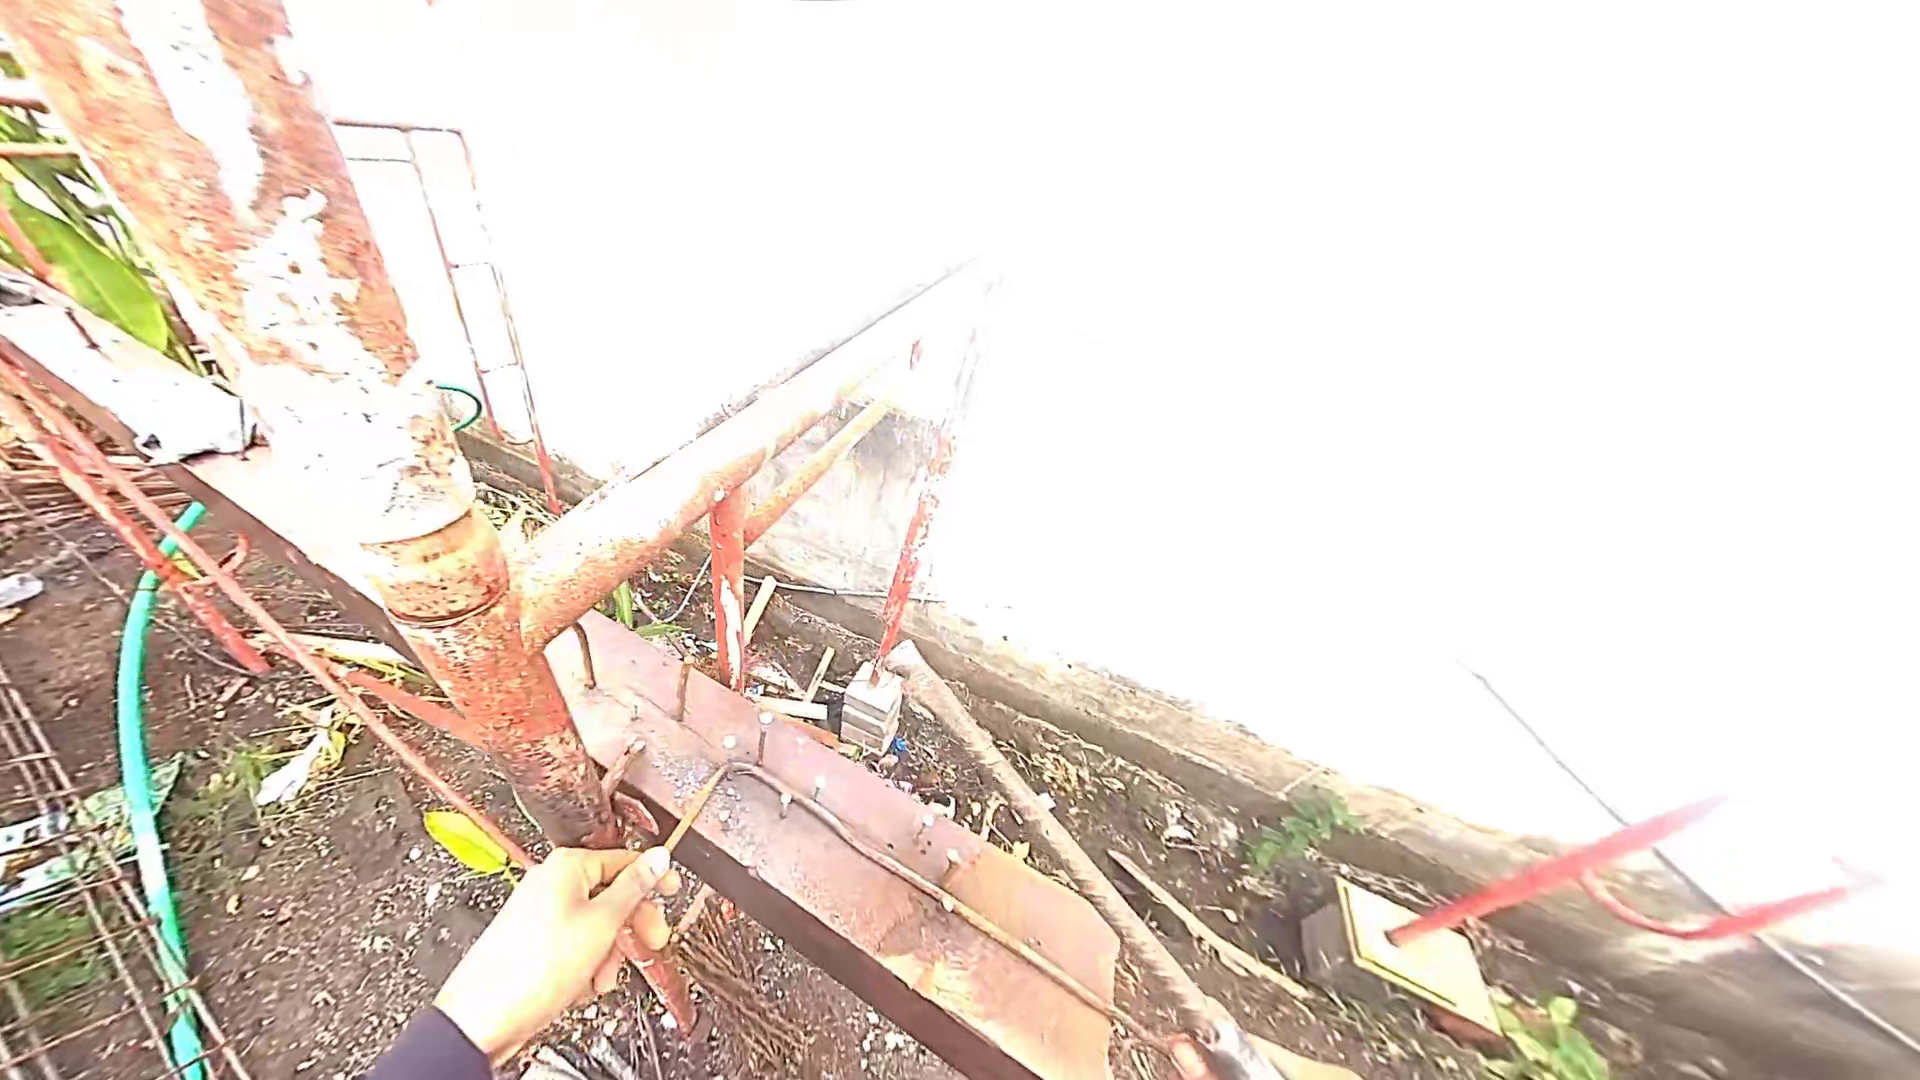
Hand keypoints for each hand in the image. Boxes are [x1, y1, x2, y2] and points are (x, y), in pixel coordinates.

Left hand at [435, 846, 679, 1062]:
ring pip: (594, 921)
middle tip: (652, 939)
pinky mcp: (529, 940)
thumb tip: (658, 857)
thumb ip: (636, 885)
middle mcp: (551, 882)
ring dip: (609, 949)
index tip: (671, 890)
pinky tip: (586, 982)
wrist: (477, 1025)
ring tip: (606, 975)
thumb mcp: (603, 922)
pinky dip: (586, 959)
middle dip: (632, 924)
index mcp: (568, 867)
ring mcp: (538, 911)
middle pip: (612, 893)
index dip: (654, 879)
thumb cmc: (533, 970)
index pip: (627, 861)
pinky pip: (573, 939)